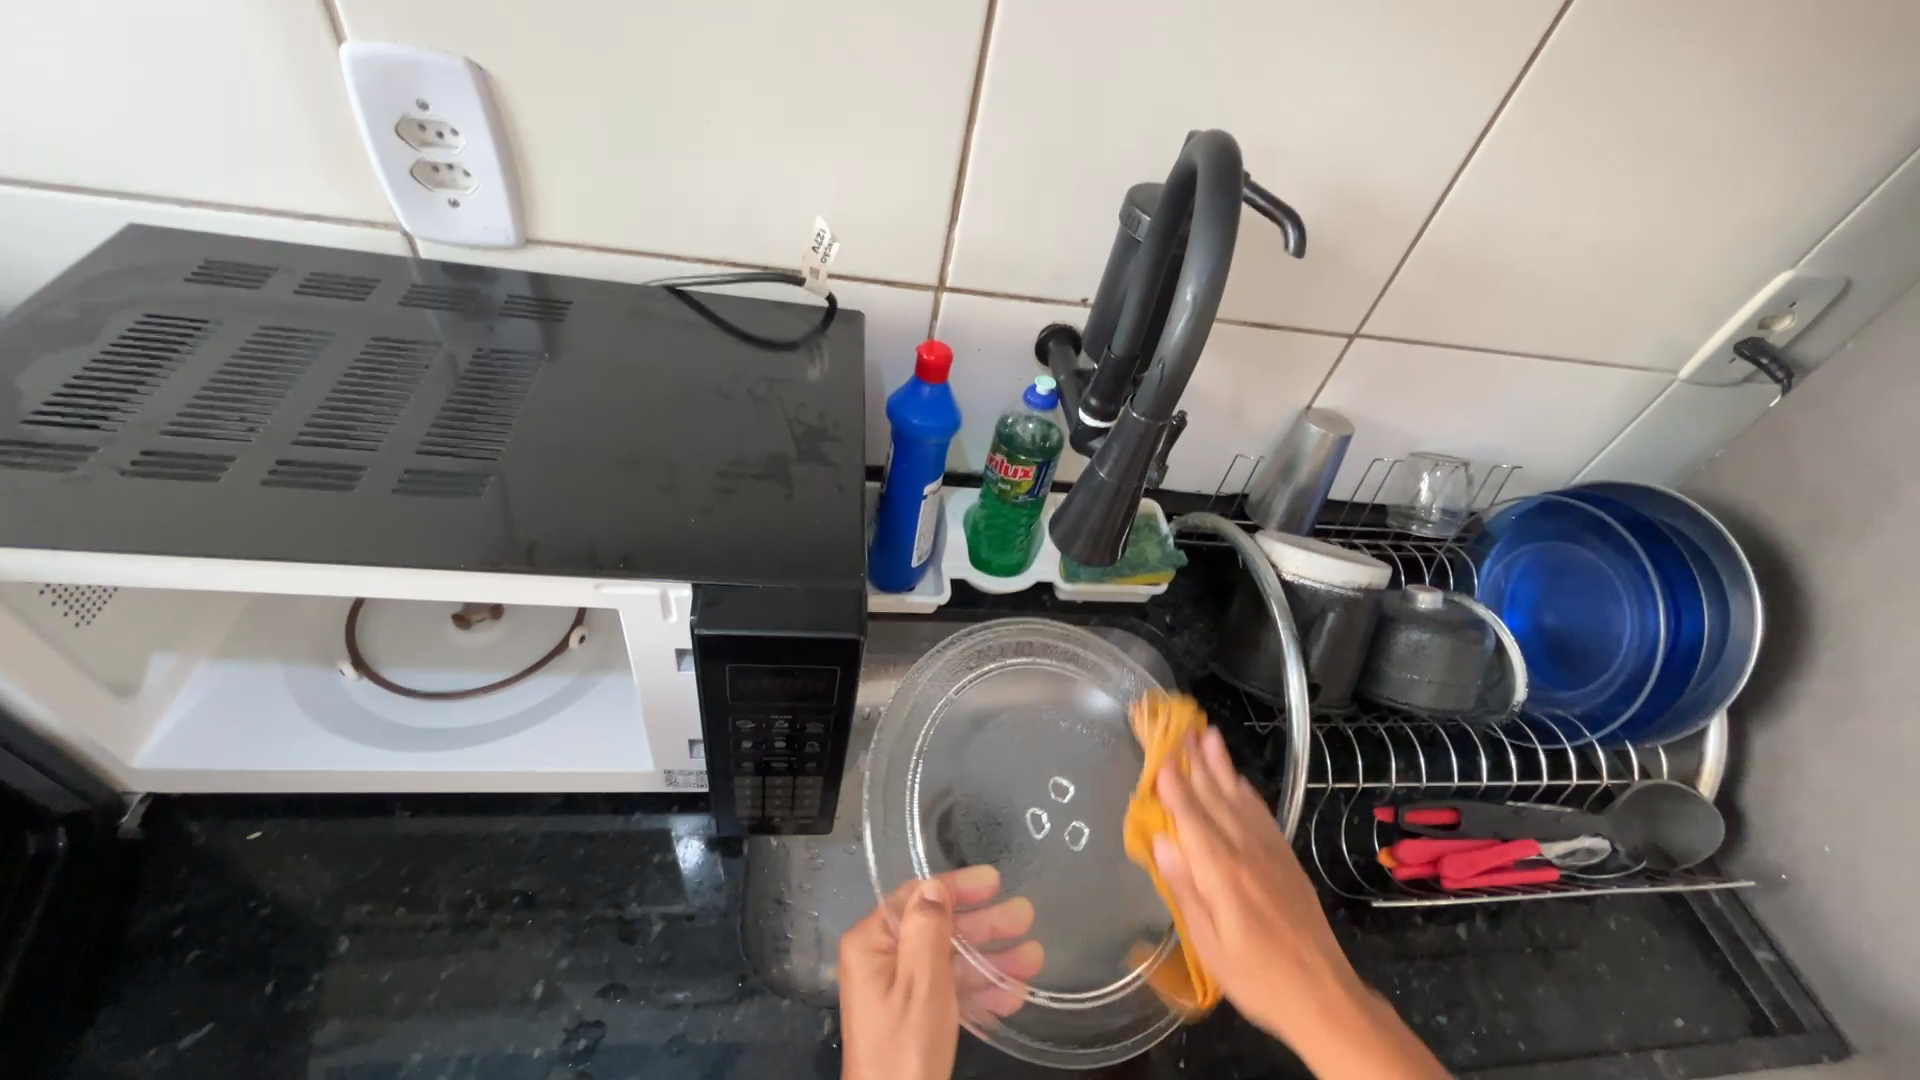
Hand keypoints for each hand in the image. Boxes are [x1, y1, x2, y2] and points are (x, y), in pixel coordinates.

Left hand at [839, 865, 1044, 1079]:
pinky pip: (949, 992)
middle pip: (939, 929)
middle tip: (1025, 916)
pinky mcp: (914, 1017)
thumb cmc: (905, 1044)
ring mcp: (899, 990)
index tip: (994, 882)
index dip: (957, 887)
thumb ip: (928, 929)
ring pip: (951, 962)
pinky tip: (1015, 992)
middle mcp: (883, 960)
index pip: (917, 898)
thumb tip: (935, 886)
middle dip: (984, 926)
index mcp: (872, 943)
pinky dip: (980, 992)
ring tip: (1034, 958)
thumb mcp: (921, 982)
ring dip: (991, 960)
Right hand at [1152, 728, 1448, 1078]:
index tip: (1159, 756)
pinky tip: (1240, 782)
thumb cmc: (1256, 977)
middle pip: (1216, 799)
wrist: (1323, 997)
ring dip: (1222, 767)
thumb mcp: (1209, 944)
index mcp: (1222, 872)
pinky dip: (1248, 793)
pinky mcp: (1287, 862)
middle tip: (1183, 728)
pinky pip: (1263, 816)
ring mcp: (1270, 854)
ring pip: (1240, 800)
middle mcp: (1246, 852)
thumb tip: (1160, 841)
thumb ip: (1185, 889)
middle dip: (1198, 762)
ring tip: (1210, 737)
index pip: (1191, 818)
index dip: (1174, 786)